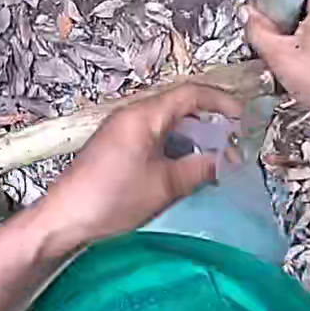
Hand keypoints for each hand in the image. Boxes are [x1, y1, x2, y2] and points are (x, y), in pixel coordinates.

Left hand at [32, 83, 244, 249]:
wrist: (65, 217)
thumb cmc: (113, 199)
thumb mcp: (164, 186)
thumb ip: (199, 168)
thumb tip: (225, 160)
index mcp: (144, 115)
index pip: (190, 93)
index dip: (221, 102)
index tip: (244, 119)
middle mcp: (132, 114)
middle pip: (179, 105)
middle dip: (209, 120)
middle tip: (233, 143)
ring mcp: (122, 128)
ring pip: (167, 121)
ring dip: (192, 135)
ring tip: (214, 158)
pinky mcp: (116, 144)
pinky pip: (153, 134)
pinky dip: (174, 145)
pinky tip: (185, 166)